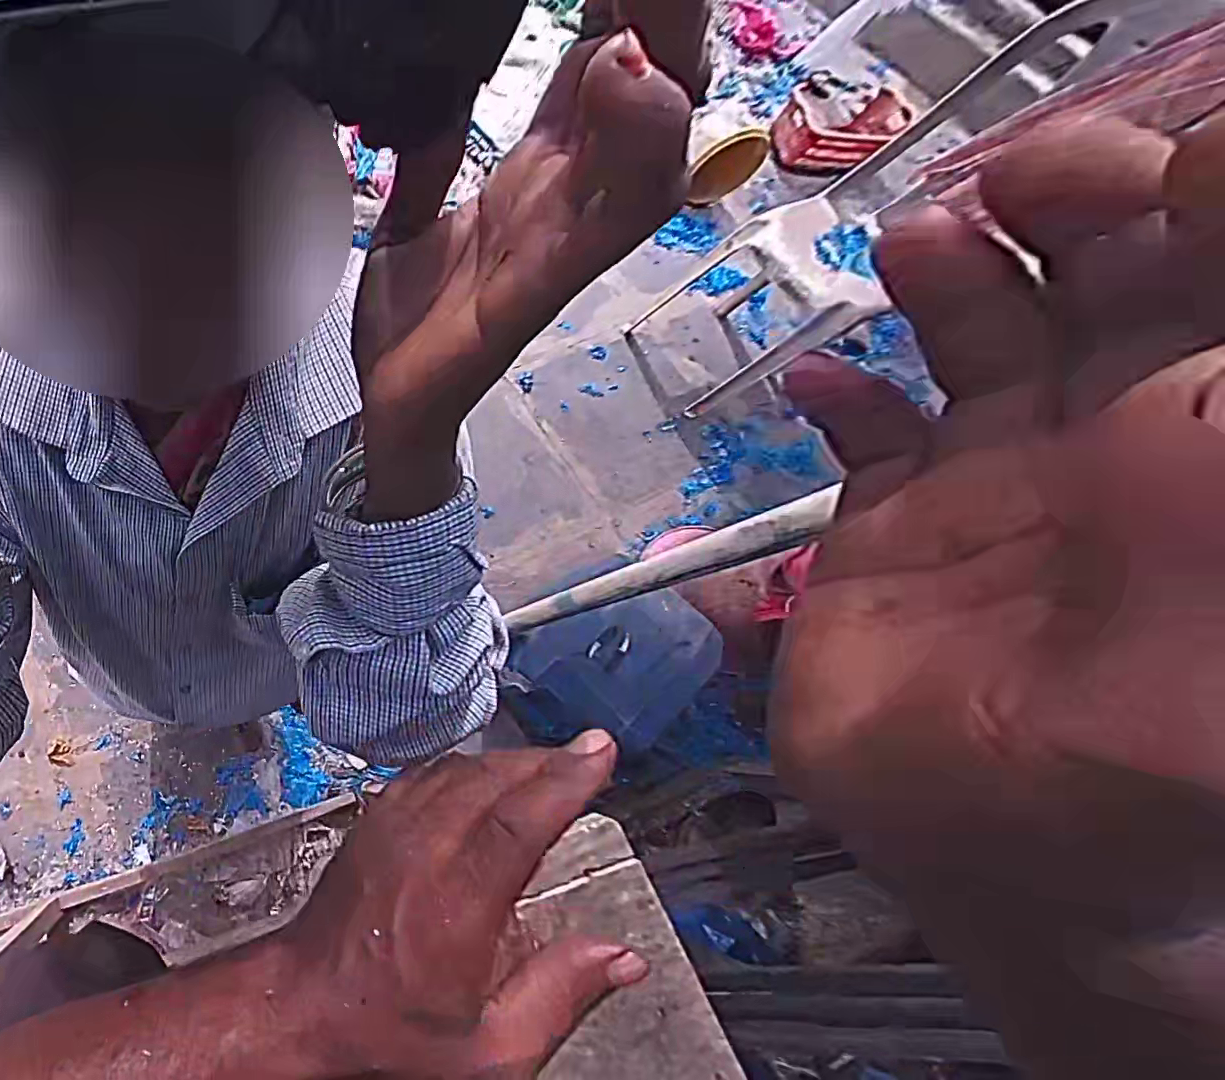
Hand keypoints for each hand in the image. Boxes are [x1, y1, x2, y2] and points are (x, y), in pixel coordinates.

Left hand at [277, 732, 647, 1077]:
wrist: (307, 998)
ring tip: (548, 765)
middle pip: (491, 780)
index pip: (518, 822)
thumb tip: (620, 958)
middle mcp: (419, 851)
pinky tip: (486, 775)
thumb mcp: (489, 1047)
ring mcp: (390, 827)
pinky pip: (426, 774)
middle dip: (547, 760)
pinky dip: (466, 767)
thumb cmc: (389, 1027)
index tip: (598, 753)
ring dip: (508, 760)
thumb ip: (560, 994)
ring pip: (459, 769)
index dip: (564, 781)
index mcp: (454, 906)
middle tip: (585, 754)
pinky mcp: (373, 820)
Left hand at [352, 13, 697, 520]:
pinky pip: (616, 213)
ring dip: (665, 62)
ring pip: (653, 142)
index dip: (615, 4)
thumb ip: (426, 160)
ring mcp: (562, 239)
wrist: (393, 399)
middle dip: (659, 15)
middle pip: (644, 88)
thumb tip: (430, 97)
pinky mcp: (547, 283)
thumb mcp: (406, 222)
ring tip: (636, 16)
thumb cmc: (408, 322)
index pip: (594, 67)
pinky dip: (634, 145)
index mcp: (528, 177)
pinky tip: (619, 80)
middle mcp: (560, 199)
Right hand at [773, 116, 1224, 1076]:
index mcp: (1213, 458)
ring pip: (984, 344)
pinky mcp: (884, 523)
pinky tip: (818, 383)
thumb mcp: (1206, 664)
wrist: (980, 845)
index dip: (1209, 199)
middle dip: (1081, 209)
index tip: (1155, 159)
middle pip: (1118, 288)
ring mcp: (988, 484)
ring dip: (953, 281)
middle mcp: (1118, 450)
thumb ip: (1191, 511)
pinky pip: (869, 438)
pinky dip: (842, 401)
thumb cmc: (1122, 780)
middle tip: (1009, 183)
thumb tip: (1181, 378)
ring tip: (912, 242)